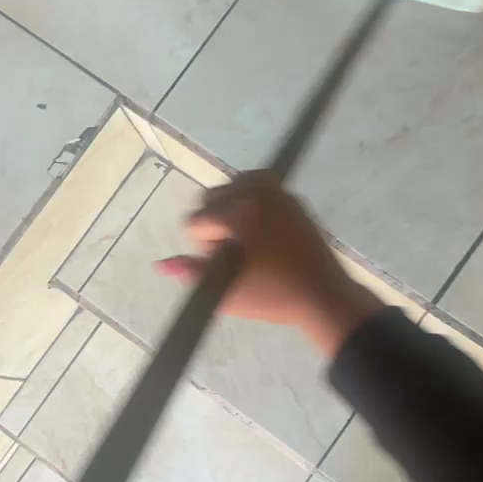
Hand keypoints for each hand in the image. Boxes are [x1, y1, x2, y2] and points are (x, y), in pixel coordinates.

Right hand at [156, 173, 382, 356]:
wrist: (321, 295)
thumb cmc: (272, 297)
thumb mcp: (227, 291)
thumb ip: (192, 273)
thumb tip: (161, 265)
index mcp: (236, 215)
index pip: (195, 221)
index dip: (202, 246)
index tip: (222, 263)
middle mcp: (254, 194)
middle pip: (211, 198)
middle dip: (214, 223)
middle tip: (231, 251)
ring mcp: (277, 192)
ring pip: (233, 186)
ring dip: (229, 207)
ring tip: (242, 237)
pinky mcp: (292, 196)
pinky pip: (259, 183)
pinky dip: (251, 196)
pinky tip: (256, 221)